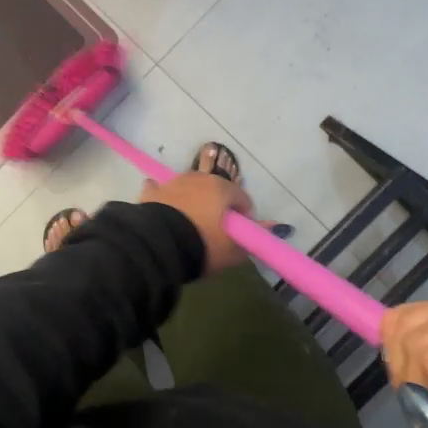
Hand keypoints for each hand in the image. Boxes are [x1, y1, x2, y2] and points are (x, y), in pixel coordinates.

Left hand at [138, 171, 252, 274]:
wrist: (159, 247)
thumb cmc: (202, 245)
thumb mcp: (233, 249)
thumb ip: (254, 237)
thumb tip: (276, 226)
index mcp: (221, 187)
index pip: (242, 197)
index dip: (243, 217)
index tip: (238, 235)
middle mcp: (197, 178)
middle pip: (215, 190)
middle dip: (218, 205)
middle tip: (215, 230)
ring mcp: (172, 183)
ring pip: (189, 188)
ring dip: (193, 200)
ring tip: (191, 224)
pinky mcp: (152, 192)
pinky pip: (162, 191)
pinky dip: (166, 198)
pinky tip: (165, 207)